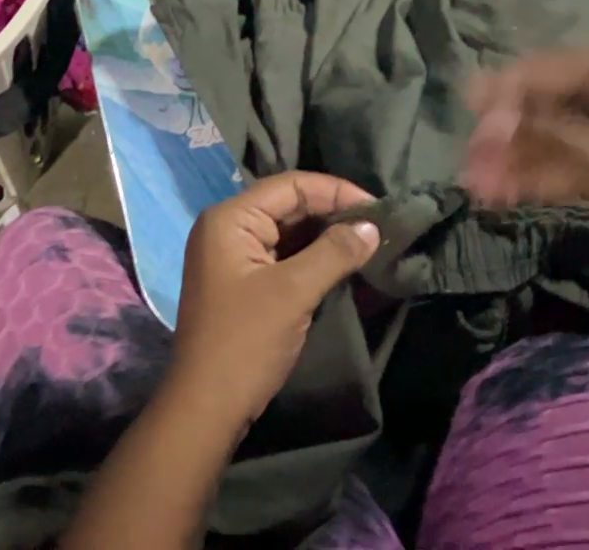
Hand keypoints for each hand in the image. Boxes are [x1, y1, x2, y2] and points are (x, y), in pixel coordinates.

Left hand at [170, 172, 380, 429]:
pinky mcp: (241, 280)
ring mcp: (232, 255)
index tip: (380, 207)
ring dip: (326, 234)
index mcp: (229, 218)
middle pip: (287, 205)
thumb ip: (333, 253)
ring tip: (371, 240)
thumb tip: (372, 226)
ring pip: (286, 230)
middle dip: (333, 212)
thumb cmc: (246, 340)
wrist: (207, 403)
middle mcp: (226, 227)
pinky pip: (281, 255)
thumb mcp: (293, 292)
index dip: (335, 191)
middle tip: (381, 225)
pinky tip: (344, 261)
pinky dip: (312, 256)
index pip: (289, 186)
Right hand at [462, 47, 588, 323]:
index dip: (532, 82)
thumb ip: (572, 145)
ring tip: (477, 180)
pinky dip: (552, 180)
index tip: (473, 95)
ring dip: (529, 158)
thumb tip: (494, 116)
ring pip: (583, 141)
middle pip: (587, 104)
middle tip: (471, 151)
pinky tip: (507, 191)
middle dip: (524, 127)